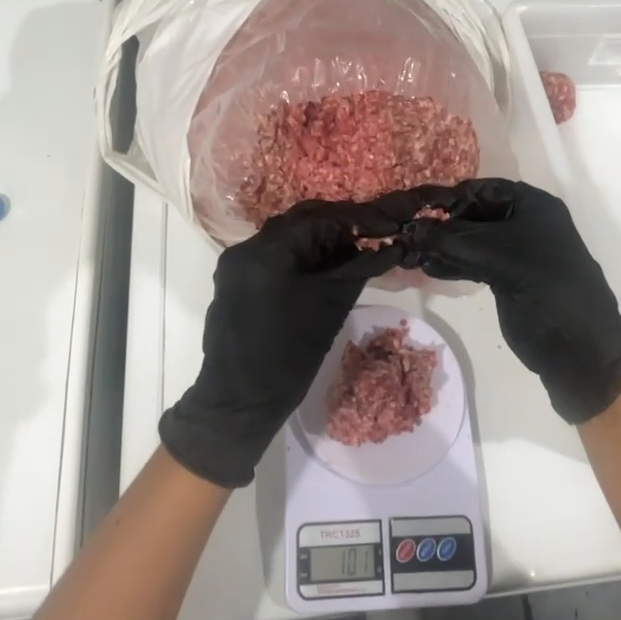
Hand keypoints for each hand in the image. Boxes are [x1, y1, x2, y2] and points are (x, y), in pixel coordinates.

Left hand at [159, 196, 417, 487]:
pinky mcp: (232, 278)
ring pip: (284, 235)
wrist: (239, 401)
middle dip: (338, 224)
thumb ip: (358, 268)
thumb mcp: (331, 307)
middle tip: (373, 233)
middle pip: (300, 220)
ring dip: (318, 237)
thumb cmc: (289, 357)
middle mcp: (246, 247)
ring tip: (352, 248)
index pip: (320, 218)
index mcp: (269, 252)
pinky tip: (321, 265)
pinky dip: (298, 253)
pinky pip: (270, 253)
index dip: (358, 219)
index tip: (388, 227)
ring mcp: (234, 262)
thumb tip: (387, 246)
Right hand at [409, 179, 620, 422]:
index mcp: (531, 204)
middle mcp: (522, 222)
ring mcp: (514, 251)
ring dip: (442, 246)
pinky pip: (473, 262)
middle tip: (407, 234)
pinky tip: (427, 269)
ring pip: (470, 241)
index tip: (415, 211)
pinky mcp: (505, 277)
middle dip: (442, 224)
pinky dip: (452, 264)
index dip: (448, 199)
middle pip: (472, 214)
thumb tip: (411, 228)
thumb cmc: (545, 287)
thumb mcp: (499, 256)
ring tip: (411, 253)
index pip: (480, 190)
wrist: (578, 346)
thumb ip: (453, 239)